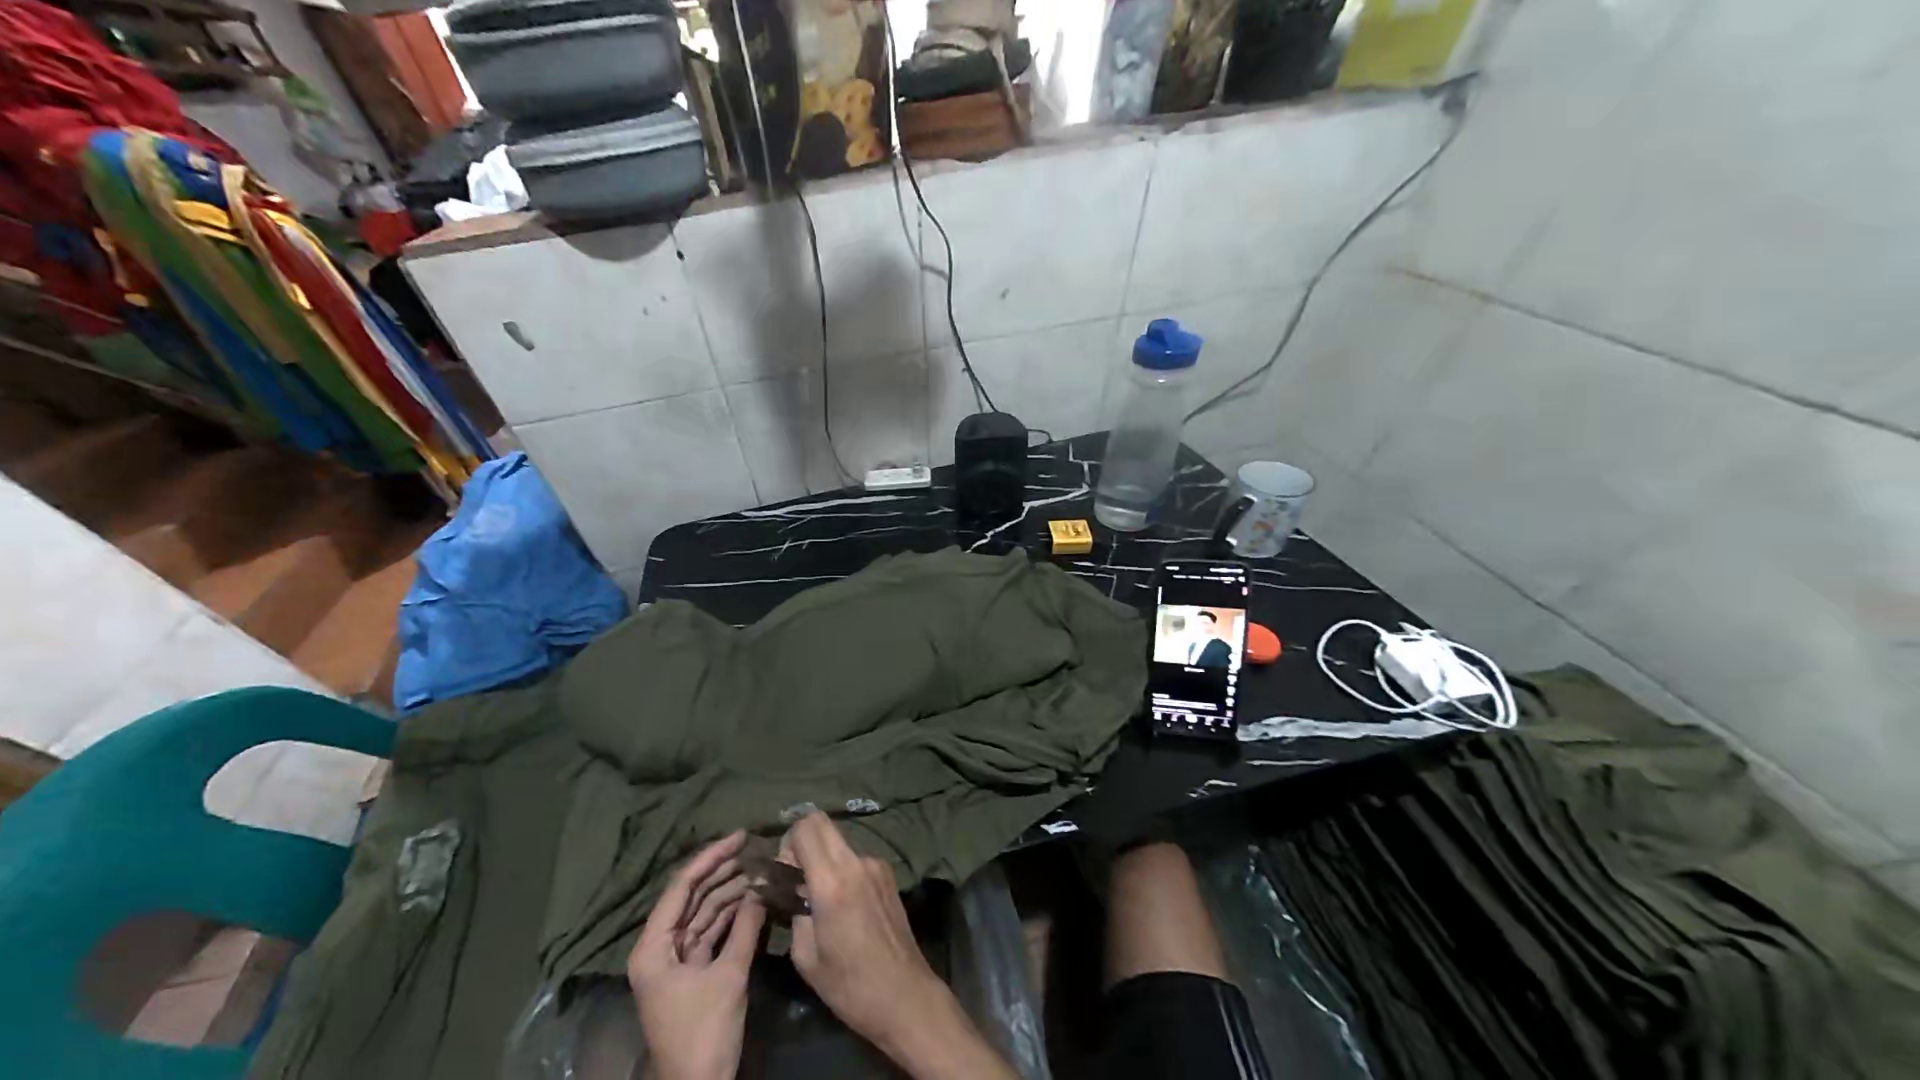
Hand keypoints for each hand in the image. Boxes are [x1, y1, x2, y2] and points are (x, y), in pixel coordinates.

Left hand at [629, 831, 765, 1079]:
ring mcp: (675, 960)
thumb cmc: (704, 1031)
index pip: (682, 887)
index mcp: (653, 946)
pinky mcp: (692, 972)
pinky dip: (732, 917)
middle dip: (723, 873)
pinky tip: (754, 900)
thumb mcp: (728, 976)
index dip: (711, 857)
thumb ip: (745, 928)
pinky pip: (711, 933)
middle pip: (692, 897)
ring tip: (760, 871)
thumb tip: (762, 889)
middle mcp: (659, 947)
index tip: (739, 836)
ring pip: (703, 914)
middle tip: (755, 849)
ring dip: (731, 894)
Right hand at [783, 812, 947, 1049]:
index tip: (783, 873)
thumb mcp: (806, 956)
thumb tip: (787, 889)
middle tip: (796, 877)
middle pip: (822, 823)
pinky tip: (845, 905)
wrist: (904, 995)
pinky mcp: (888, 874)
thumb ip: (793, 911)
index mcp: (832, 882)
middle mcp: (856, 862)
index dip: (787, 843)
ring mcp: (876, 865)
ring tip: (820, 899)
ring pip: (839, 842)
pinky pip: (856, 859)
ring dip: (823, 858)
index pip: (805, 828)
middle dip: (802, 841)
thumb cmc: (849, 985)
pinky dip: (842, 870)